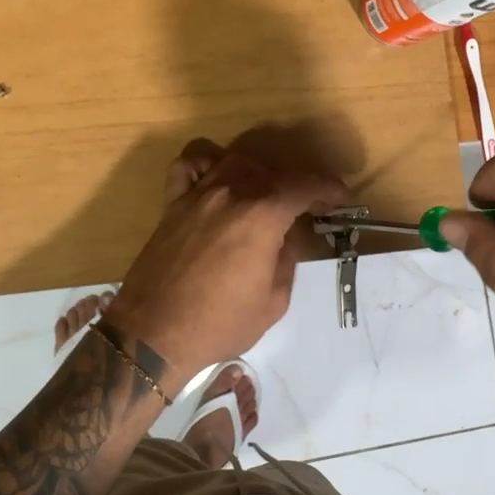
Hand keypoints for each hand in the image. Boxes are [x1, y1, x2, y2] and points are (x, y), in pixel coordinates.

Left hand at [100, 131, 347, 396]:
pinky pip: (189, 166)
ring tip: (263, 197)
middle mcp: (230, 193)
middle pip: (271, 172)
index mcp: (261, 216)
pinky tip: (215, 183)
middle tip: (305, 209)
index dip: (327, 188)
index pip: (303, 186)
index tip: (339, 198)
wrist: (155, 333)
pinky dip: (207, 165)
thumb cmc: (219, 324)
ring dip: (257, 174)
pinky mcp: (172, 204)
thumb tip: (285, 239)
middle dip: (295, 186)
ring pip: (234, 161)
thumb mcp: (273, 301)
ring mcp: (197, 194)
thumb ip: (286, 260)